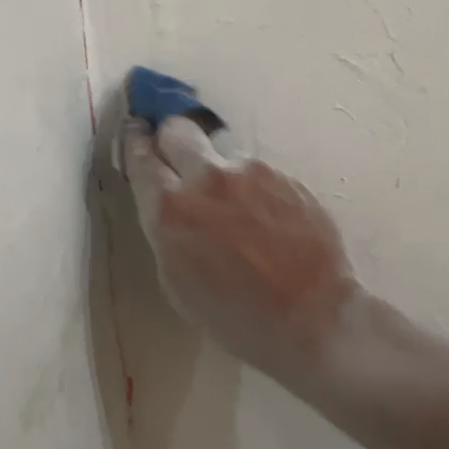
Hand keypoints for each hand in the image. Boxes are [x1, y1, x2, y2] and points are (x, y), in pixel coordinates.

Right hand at [122, 117, 360, 379]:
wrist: (312, 318)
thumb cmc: (236, 317)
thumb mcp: (177, 283)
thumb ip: (166, 231)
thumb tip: (168, 205)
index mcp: (172, 211)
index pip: (142, 159)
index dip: (136, 143)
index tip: (137, 132)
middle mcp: (208, 179)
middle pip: (178, 130)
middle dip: (172, 138)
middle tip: (177, 155)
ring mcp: (250, 173)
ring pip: (222, 155)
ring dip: (220, 174)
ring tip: (237, 211)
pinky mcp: (284, 176)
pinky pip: (256, 174)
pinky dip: (253, 190)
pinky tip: (266, 222)